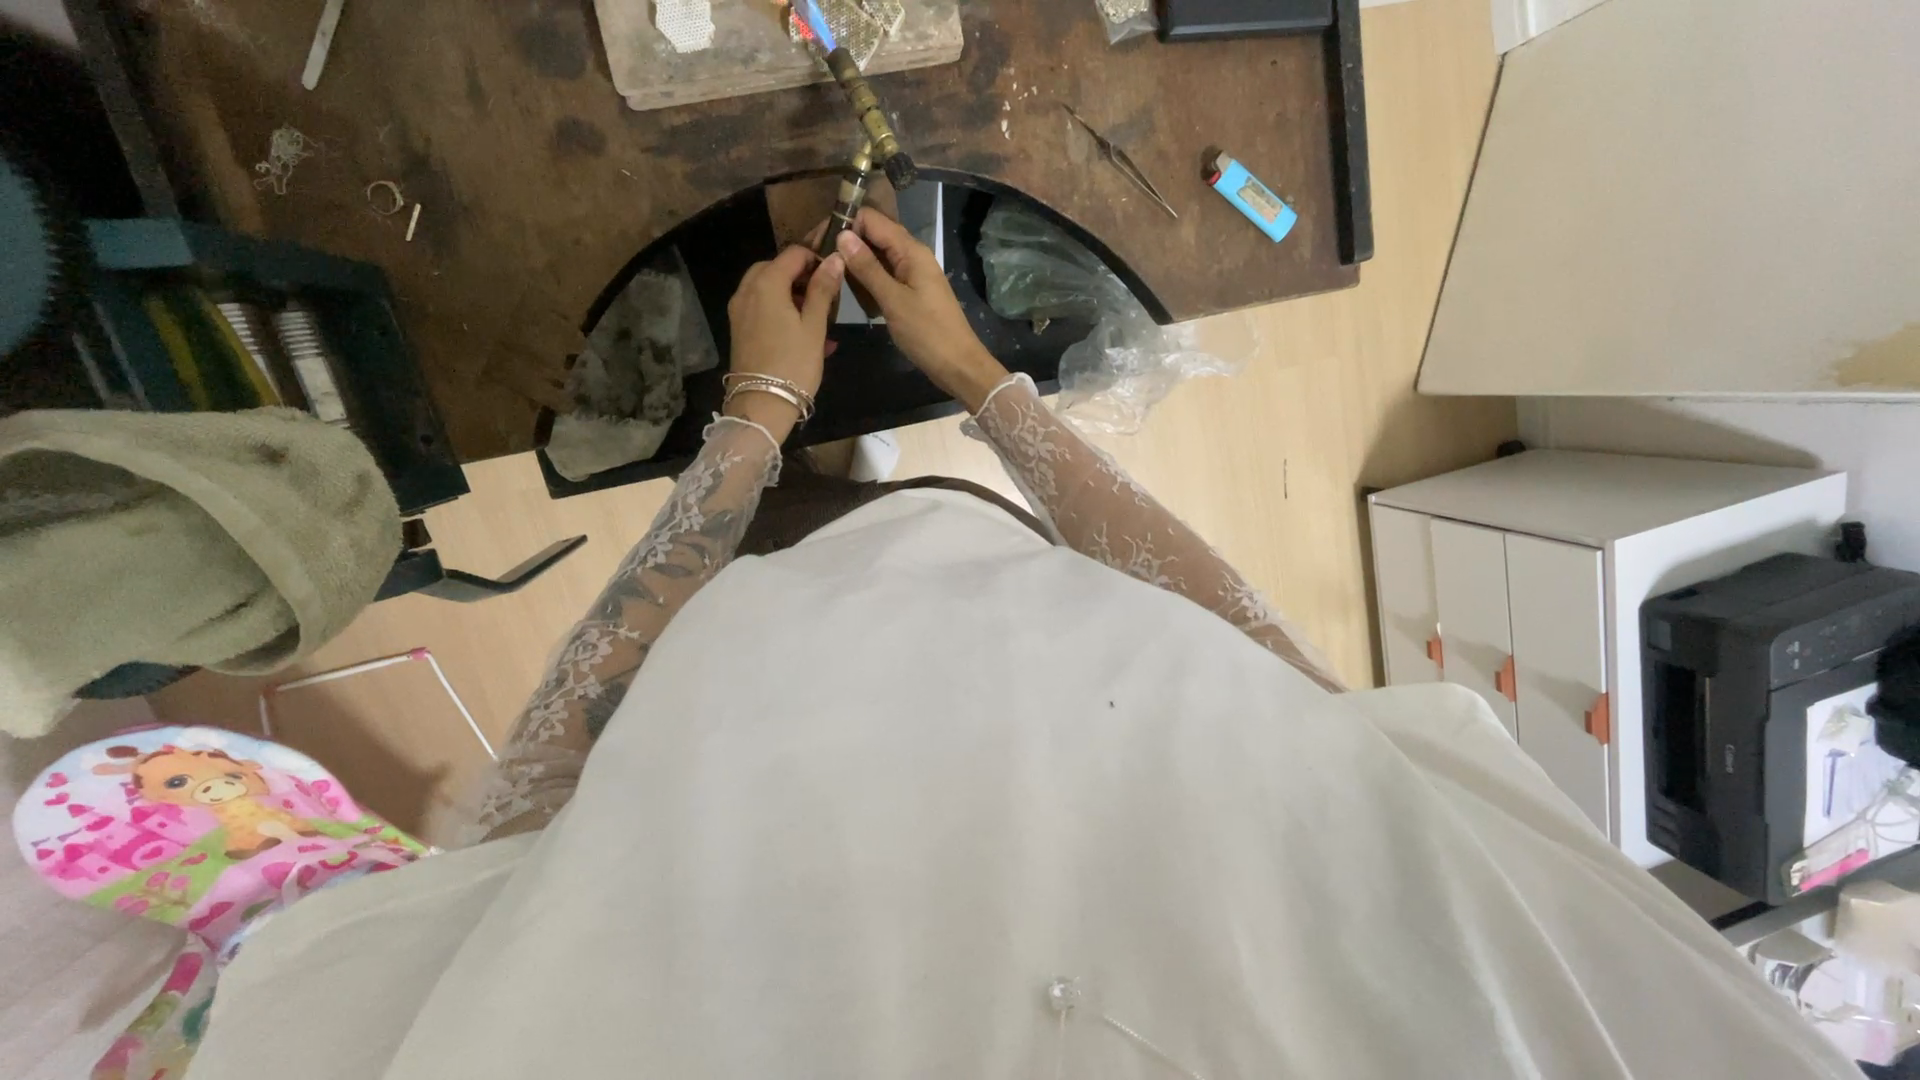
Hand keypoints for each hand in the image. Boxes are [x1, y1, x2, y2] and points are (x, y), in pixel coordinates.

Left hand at [724, 244, 844, 438]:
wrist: (762, 404)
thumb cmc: (794, 364)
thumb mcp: (814, 326)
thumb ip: (822, 289)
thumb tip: (834, 259)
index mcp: (767, 283)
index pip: (794, 253)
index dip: (816, 258)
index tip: (834, 276)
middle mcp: (747, 289)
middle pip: (776, 268)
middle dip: (801, 277)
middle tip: (824, 297)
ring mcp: (739, 309)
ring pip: (767, 288)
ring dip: (791, 294)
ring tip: (816, 317)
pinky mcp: (739, 328)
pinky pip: (761, 307)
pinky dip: (780, 309)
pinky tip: (802, 331)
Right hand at [836, 209, 1009, 410]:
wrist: (957, 364)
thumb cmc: (927, 333)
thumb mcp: (893, 300)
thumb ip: (867, 268)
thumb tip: (842, 236)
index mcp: (911, 250)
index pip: (871, 219)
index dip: (845, 225)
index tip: (820, 243)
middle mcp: (913, 255)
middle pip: (874, 234)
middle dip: (847, 243)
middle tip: (819, 261)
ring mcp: (913, 273)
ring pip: (878, 255)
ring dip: (856, 261)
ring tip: (830, 275)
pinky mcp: (912, 290)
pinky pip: (885, 274)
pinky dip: (868, 278)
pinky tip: (851, 289)